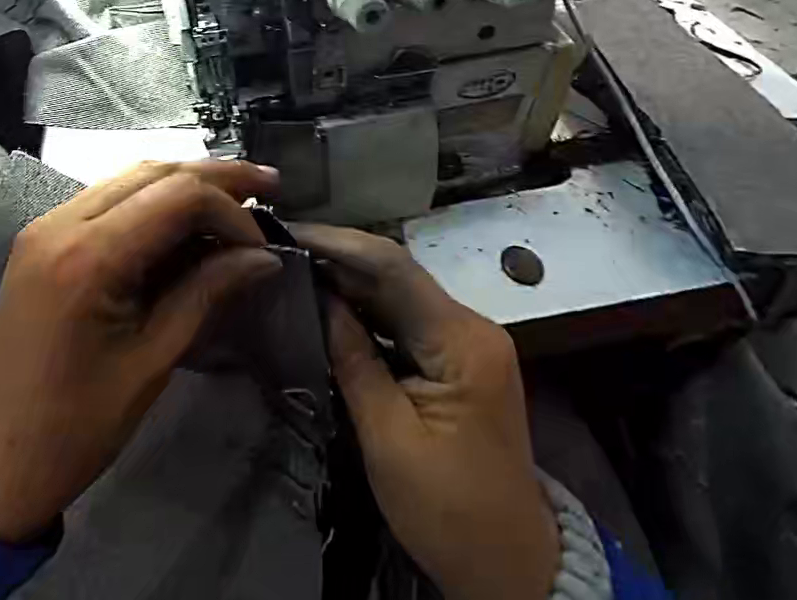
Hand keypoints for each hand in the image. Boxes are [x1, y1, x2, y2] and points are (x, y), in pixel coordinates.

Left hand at [0, 160, 282, 542]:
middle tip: (269, 186)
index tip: (260, 247)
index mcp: (87, 258)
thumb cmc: (71, 428)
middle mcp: (62, 224)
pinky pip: (114, 196)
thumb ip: (208, 293)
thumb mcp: (153, 361)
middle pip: (158, 171)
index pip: (179, 196)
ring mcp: (48, 226)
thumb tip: (265, 257)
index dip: (231, 211)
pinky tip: (190, 215)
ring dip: (190, 181)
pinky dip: (159, 197)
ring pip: (135, 176)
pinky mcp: (46, 238)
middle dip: (219, 178)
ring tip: (240, 195)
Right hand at [291, 224, 559, 599]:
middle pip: (401, 278)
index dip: (341, 246)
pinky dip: (373, 314)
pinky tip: (336, 308)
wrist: (509, 563)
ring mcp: (471, 340)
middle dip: (343, 260)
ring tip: (300, 270)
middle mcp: (473, 325)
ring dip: (355, 285)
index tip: (293, 233)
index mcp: (463, 340)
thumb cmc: (447, 510)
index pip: (395, 270)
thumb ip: (354, 361)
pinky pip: (412, 323)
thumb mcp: (387, 438)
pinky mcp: (463, 358)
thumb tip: (320, 300)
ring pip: (404, 297)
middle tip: (287, 249)